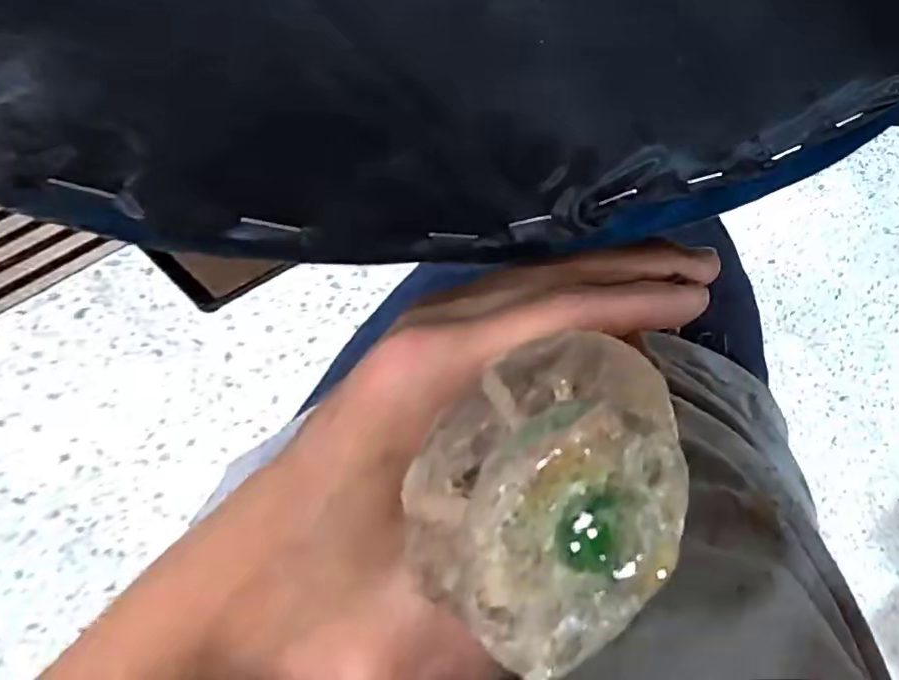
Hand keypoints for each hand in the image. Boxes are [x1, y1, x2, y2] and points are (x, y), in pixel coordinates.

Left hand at [46, 242, 719, 679]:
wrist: (196, 630)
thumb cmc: (298, 621)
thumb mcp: (412, 631)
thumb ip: (521, 602)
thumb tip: (625, 558)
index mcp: (431, 368)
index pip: (557, 308)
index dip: (636, 299)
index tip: (697, 297)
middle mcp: (427, 331)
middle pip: (550, 277)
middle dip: (634, 267)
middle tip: (702, 270)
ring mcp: (417, 339)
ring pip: (532, 283)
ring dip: (604, 275)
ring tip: (668, 277)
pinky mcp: (413, 360)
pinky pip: (511, 304)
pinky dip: (569, 297)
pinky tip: (598, 313)